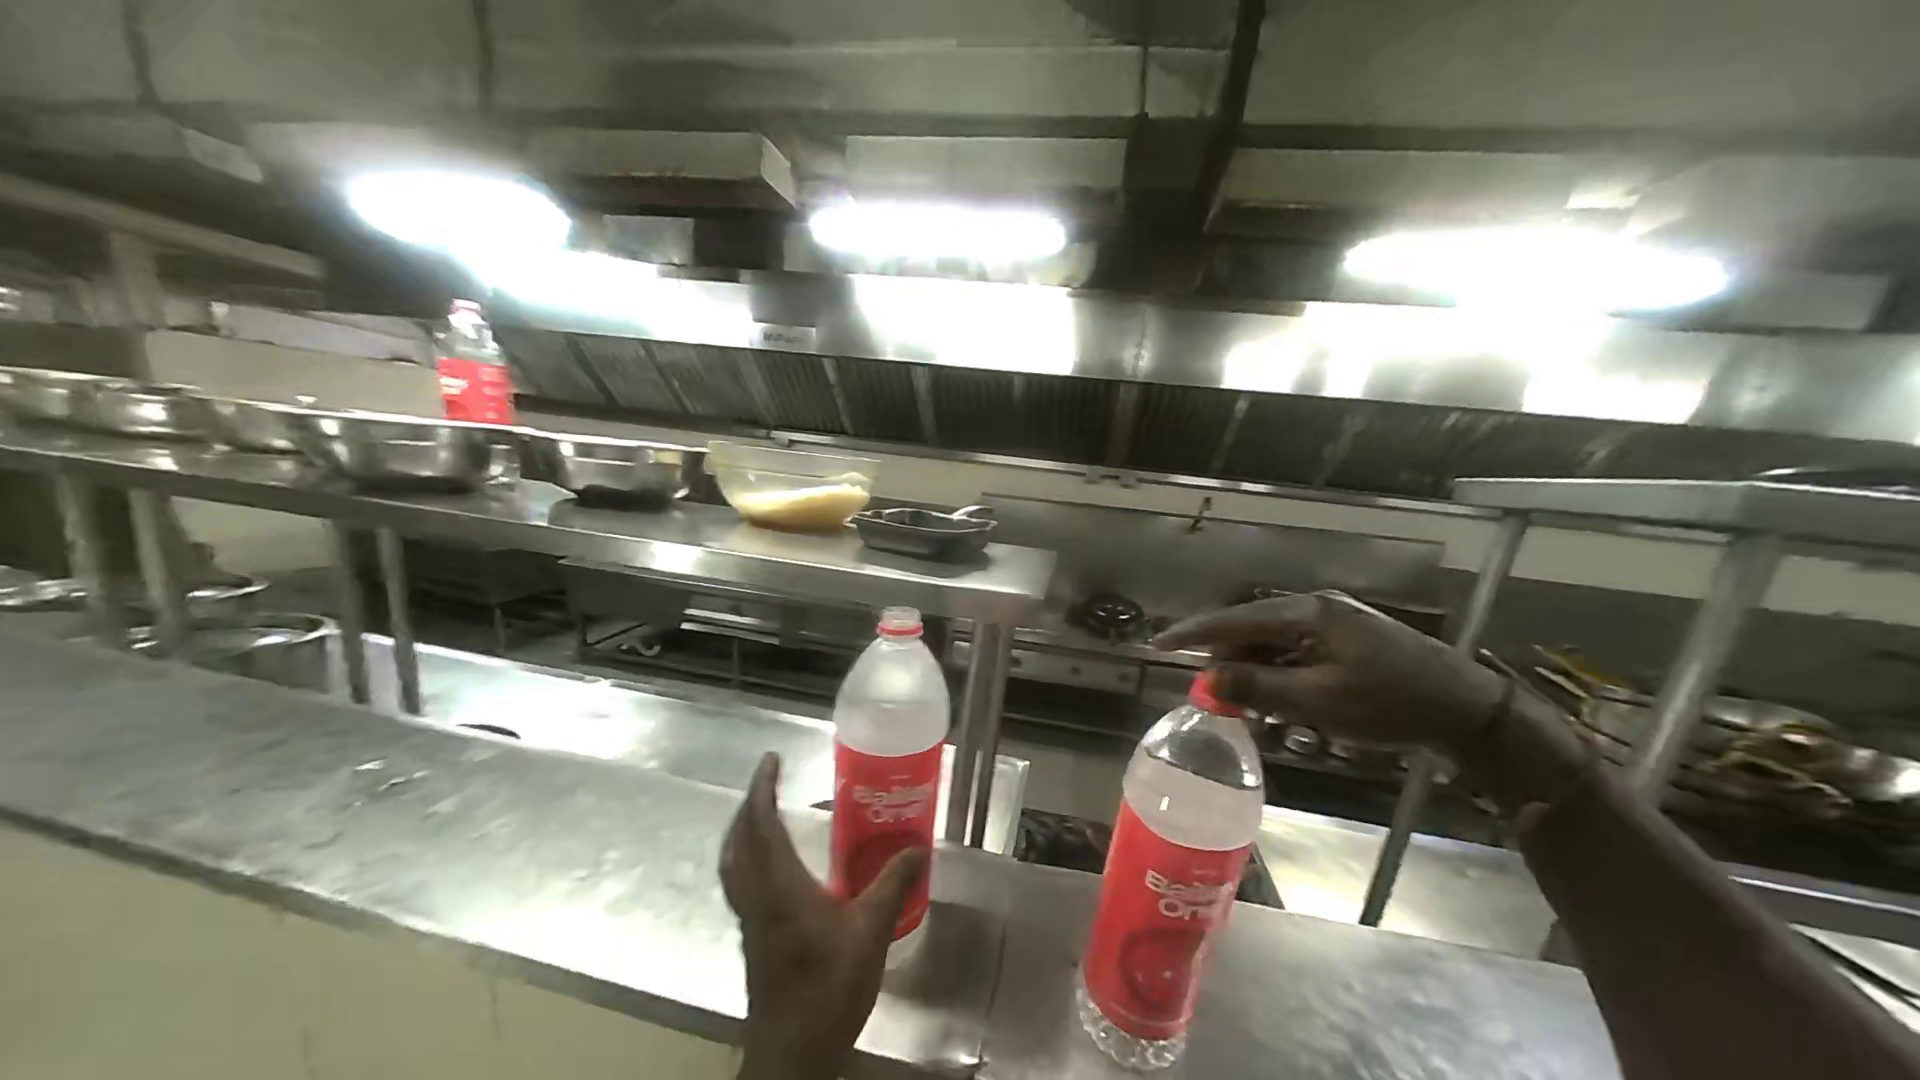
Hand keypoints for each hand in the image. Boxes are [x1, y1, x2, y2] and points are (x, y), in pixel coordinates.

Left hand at [720, 752, 925, 1079]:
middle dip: (750, 805)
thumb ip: (893, 884)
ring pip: (735, 863)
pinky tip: (776, 866)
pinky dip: (749, 857)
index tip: (771, 760)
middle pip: (739, 840)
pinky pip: (742, 882)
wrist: (793, 1052)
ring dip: (744, 831)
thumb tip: (919, 846)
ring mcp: (750, 919)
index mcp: (779, 886)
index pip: (761, 824)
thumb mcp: (871, 931)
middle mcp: (756, 896)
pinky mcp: (753, 938)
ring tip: (765, 814)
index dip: (762, 788)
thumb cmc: (828, 987)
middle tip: (770, 781)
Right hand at [1152, 591, 1505, 756]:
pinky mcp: (1347, 641)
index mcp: (1307, 613)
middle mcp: (1316, 609)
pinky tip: (1280, 701)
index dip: (1192, 633)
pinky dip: (1280, 675)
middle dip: (1227, 660)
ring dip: (1255, 672)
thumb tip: (1207, 678)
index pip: (1234, 620)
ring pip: (1273, 643)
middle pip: (1251, 630)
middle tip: (1213, 695)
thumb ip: (1258, 687)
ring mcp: (1333, 623)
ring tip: (1248, 707)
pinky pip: (1296, 653)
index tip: (1157, 644)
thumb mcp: (1319, 702)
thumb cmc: (1391, 703)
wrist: (1468, 710)